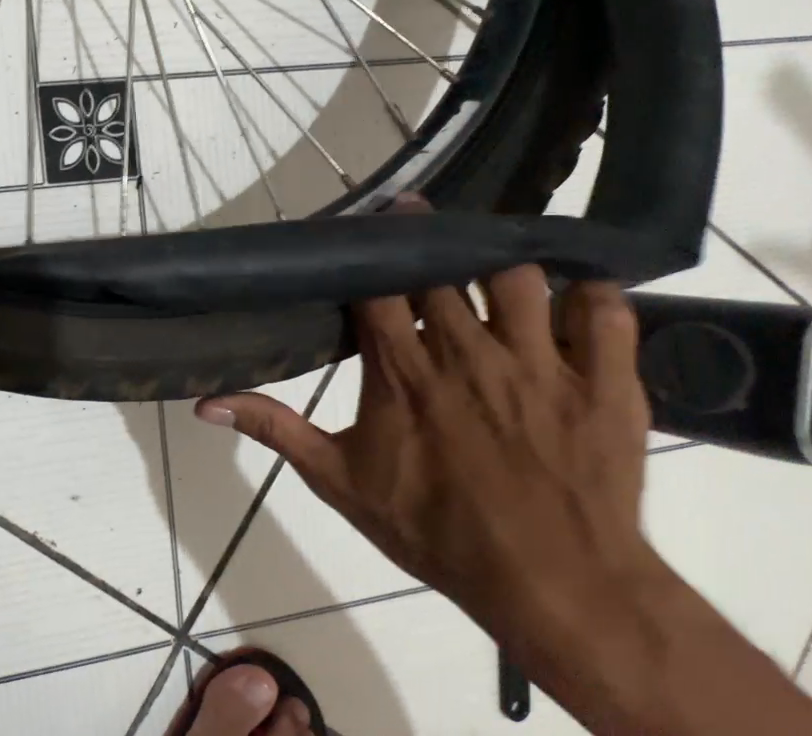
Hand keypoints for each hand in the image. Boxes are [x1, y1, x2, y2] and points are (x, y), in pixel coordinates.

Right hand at [197, 266, 654, 644]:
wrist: (553, 585)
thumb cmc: (436, 529)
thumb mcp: (339, 481)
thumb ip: (275, 430)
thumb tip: (204, 405)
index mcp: (402, 372)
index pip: (379, 287)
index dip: (372, 251)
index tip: (368, 227)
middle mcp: (468, 354)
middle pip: (445, 272)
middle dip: (429, 244)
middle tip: (421, 229)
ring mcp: (541, 365)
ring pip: (520, 278)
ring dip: (502, 266)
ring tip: (490, 265)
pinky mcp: (606, 383)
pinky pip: (606, 312)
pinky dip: (591, 293)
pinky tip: (574, 292)